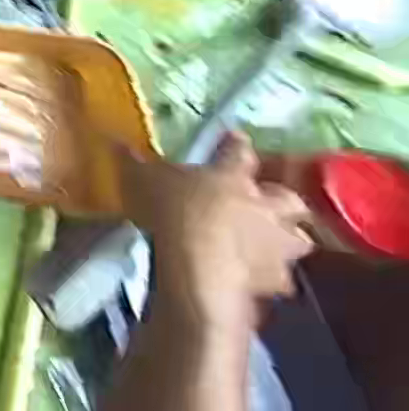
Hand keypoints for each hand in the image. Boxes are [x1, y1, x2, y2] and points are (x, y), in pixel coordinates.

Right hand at [120, 132, 314, 328]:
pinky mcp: (279, 277)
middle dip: (278, 200)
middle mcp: (264, 207)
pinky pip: (277, 270)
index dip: (235, 143)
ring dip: (280, 236)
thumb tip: (117, 141)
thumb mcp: (137, 178)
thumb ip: (133, 160)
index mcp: (231, 178)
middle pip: (288, 199)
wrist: (200, 264)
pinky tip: (245, 269)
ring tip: (258, 239)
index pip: (237, 153)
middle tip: (260, 201)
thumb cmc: (169, 209)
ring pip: (296, 238)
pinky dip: (264, 268)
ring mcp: (277, 244)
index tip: (235, 135)